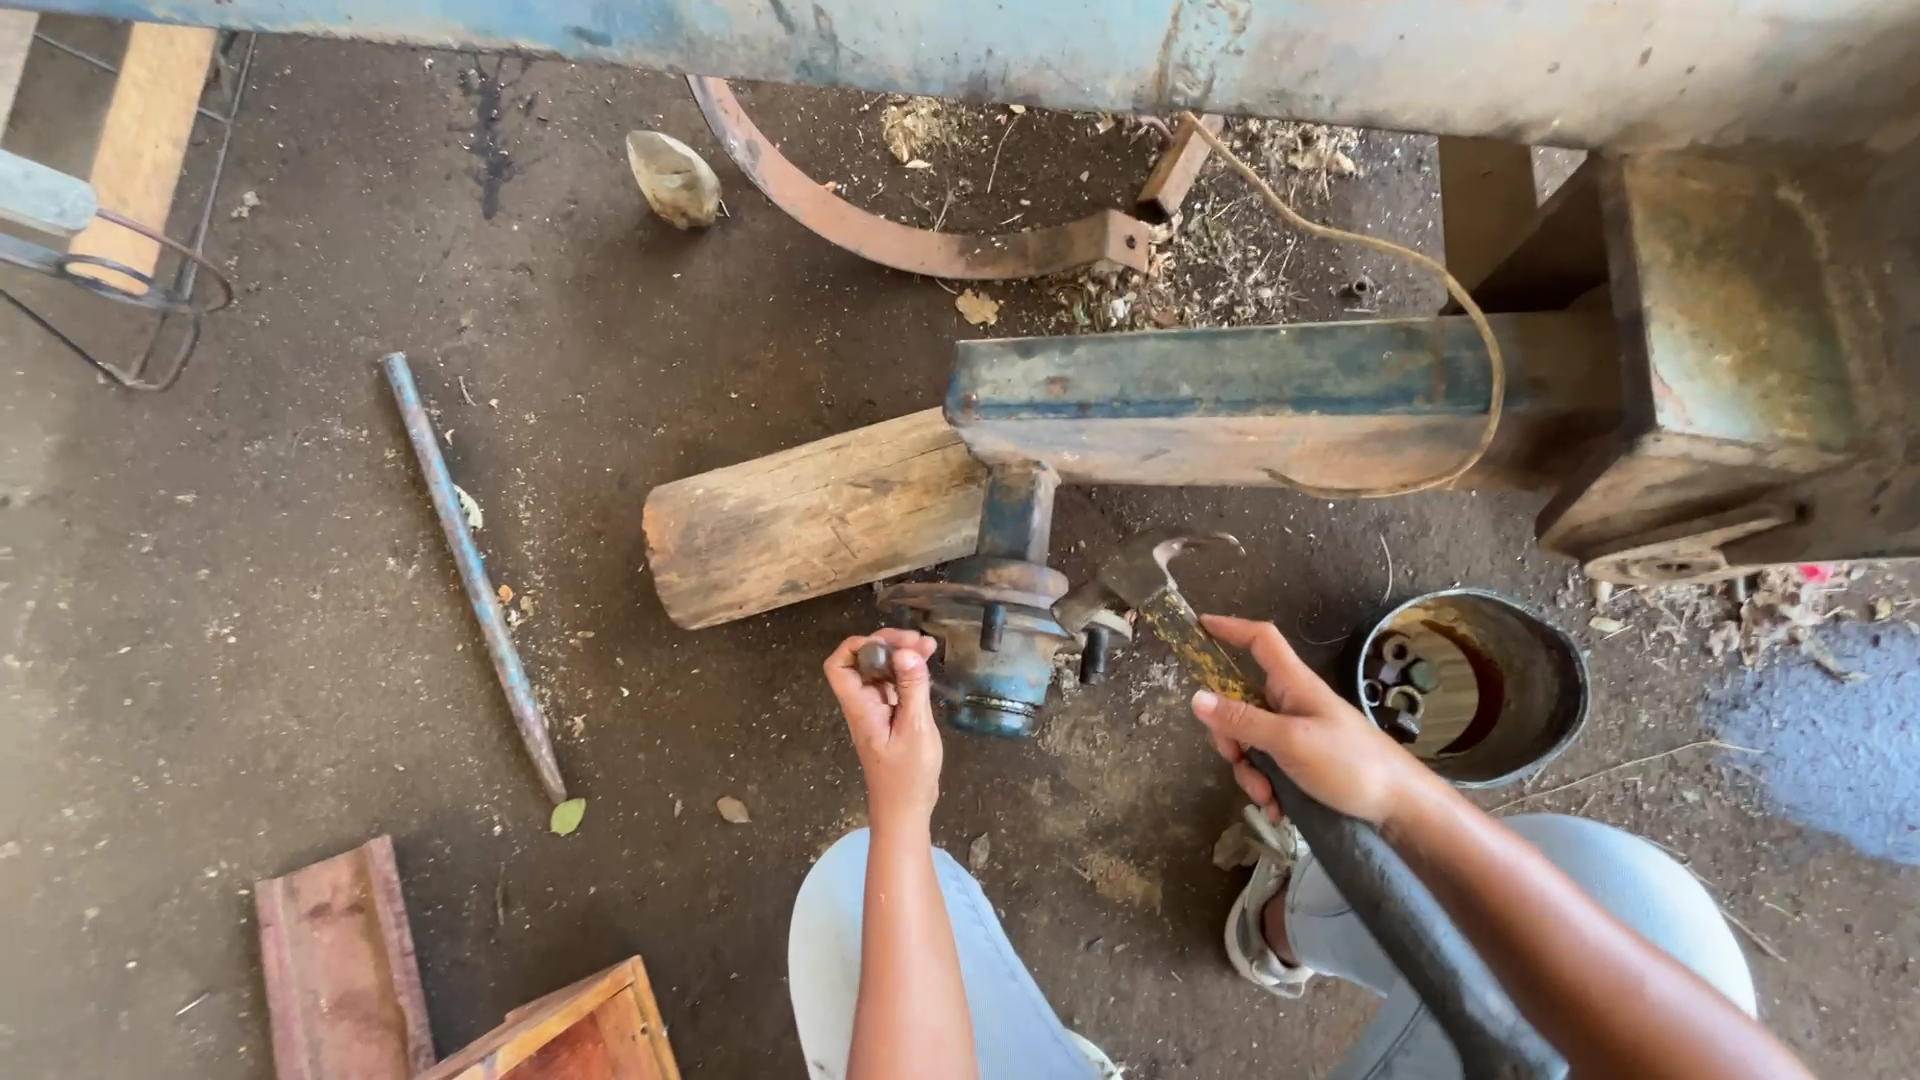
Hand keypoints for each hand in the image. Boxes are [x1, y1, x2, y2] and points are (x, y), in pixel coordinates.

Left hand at [823, 629, 944, 828]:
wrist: (906, 810)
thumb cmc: (907, 775)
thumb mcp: (915, 728)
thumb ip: (912, 688)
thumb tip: (907, 651)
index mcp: (859, 706)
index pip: (838, 666)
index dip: (856, 646)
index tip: (888, 642)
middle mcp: (863, 704)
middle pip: (862, 662)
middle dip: (888, 644)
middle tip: (919, 641)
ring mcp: (876, 710)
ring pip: (880, 670)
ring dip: (901, 655)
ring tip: (929, 647)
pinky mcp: (890, 716)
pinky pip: (893, 684)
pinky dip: (907, 671)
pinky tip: (926, 665)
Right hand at [1188, 614, 1429, 826]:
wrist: (1402, 809)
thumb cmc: (1351, 763)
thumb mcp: (1290, 741)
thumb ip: (1242, 720)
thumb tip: (1195, 698)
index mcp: (1293, 684)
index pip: (1259, 640)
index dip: (1230, 628)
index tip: (1199, 625)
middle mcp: (1290, 703)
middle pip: (1238, 700)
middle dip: (1229, 734)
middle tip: (1234, 757)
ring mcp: (1295, 733)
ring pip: (1248, 740)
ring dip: (1248, 771)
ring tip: (1268, 798)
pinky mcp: (1301, 762)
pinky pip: (1265, 766)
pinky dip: (1265, 787)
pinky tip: (1278, 809)